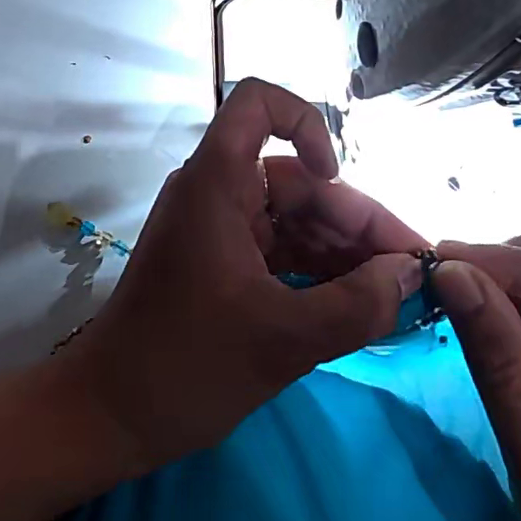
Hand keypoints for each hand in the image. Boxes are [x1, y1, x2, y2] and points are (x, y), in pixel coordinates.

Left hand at [65, 78, 428, 466]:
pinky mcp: (224, 259)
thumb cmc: (183, 366)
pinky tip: (360, 301)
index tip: (333, 177)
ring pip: (296, 217)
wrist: (108, 417)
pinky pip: (282, 247)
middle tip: (411, 272)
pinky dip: (319, 270)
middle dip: (356, 222)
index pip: (257, 104)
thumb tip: (412, 275)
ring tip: (396, 294)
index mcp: (217, 183)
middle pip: (299, 180)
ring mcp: (220, 226)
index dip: (304, 123)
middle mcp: (218, 191)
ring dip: (345, 251)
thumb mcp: (281, 340)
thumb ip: (357, 306)